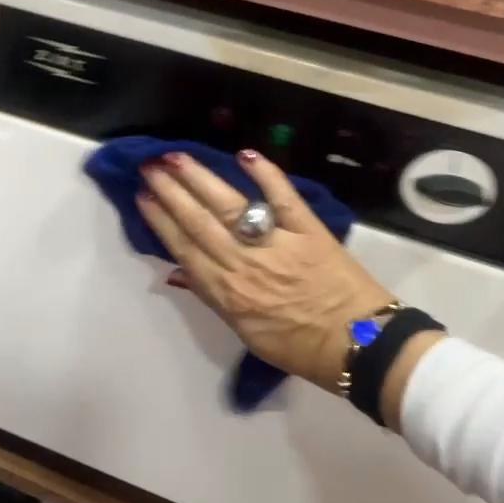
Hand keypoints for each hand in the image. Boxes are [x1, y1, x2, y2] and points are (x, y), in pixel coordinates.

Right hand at [136, 150, 394, 391]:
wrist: (362, 346)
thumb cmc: (300, 346)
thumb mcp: (246, 333)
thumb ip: (211, 298)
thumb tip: (177, 271)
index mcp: (227, 292)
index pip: (183, 248)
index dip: (159, 219)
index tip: (141, 196)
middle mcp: (244, 264)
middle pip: (198, 221)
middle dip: (169, 191)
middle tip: (148, 165)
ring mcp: (276, 244)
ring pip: (229, 206)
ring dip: (200, 179)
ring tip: (176, 157)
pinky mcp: (308, 230)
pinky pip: (282, 198)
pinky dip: (265, 174)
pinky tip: (244, 155)